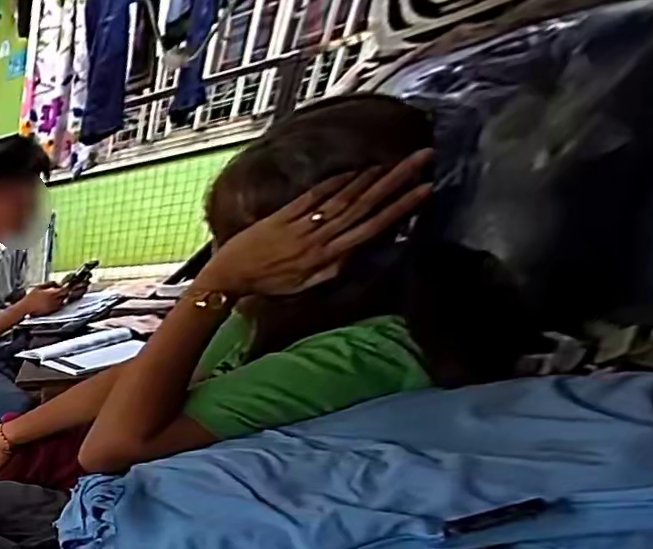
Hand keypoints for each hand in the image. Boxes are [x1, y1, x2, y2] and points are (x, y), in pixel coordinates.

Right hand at [15, 284, 72, 317]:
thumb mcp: (39, 287)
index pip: (65, 290)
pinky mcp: (51, 312)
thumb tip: (59, 283)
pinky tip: (53, 302)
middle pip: (66, 296)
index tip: (66, 285)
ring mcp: (53, 307)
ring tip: (57, 296)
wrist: (24, 309)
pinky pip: (58, 307)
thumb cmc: (30, 298)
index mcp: (52, 294)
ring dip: (62, 298)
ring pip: (63, 302)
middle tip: (62, 291)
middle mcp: (54, 301)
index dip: (67, 287)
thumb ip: (50, 283)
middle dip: (65, 293)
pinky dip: (58, 304)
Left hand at [194, 150, 434, 297]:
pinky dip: (334, 183)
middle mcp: (314, 241)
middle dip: (395, 182)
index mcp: (323, 258)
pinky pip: (311, 197)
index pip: (370, 229)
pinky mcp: (279, 219)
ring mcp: (296, 228)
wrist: (225, 279)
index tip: (426, 188)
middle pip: (362, 207)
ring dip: (368, 179)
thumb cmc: (264, 283)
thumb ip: (332, 269)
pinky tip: (352, 171)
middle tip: (422, 158)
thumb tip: (360, 250)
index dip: (400, 207)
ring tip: (392, 162)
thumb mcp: (301, 285)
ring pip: (340, 199)